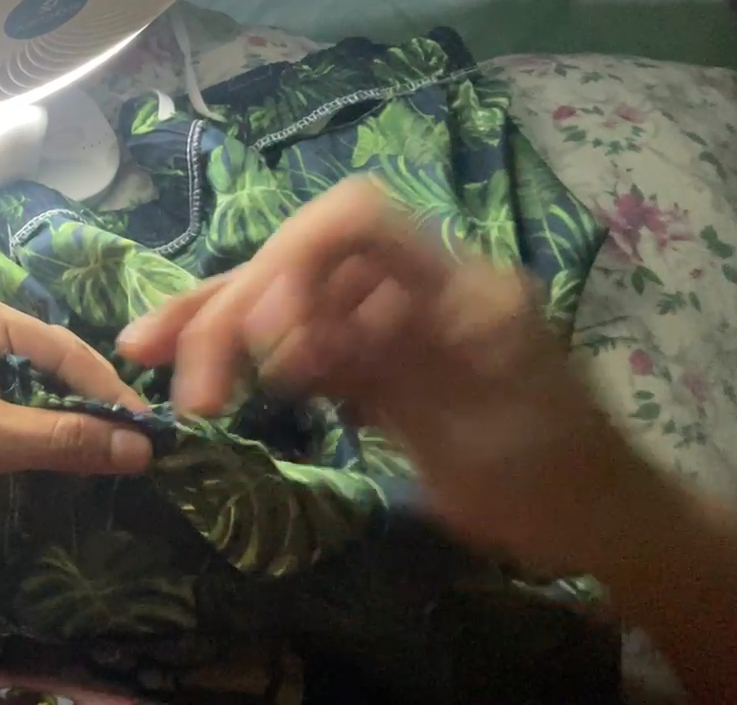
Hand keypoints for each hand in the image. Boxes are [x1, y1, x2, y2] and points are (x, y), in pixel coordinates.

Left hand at [0, 287, 154, 535]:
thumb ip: (63, 440)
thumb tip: (142, 450)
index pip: (62, 347)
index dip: (108, 390)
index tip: (151, 431)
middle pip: (56, 363)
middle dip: (94, 404)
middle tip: (141, 446)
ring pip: (43, 386)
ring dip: (75, 419)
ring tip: (121, 452)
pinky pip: (24, 404)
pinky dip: (49, 429)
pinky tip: (78, 451)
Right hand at [117, 179, 675, 572]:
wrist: (593, 518)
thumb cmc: (553, 482)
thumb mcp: (477, 434)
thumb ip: (380, 372)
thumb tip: (277, 344)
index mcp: (453, 280)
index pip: (356, 218)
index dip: (294, 257)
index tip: (262, 336)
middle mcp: (404, 279)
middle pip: (293, 261)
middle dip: (228, 311)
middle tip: (183, 379)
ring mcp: (375, 310)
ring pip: (274, 292)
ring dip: (209, 321)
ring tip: (143, 348)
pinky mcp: (356, 344)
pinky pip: (281, 333)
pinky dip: (231, 347)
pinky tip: (192, 364)